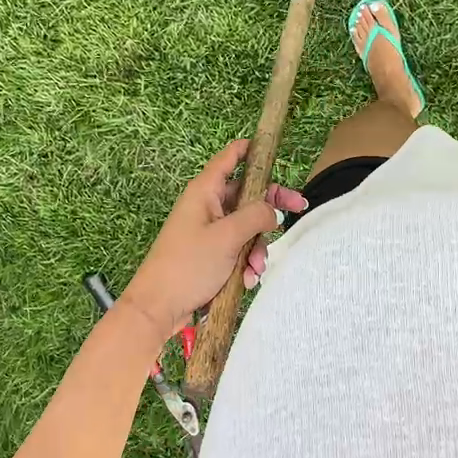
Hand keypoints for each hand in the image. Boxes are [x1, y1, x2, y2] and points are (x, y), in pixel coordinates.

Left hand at [118, 140, 308, 340]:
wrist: (158, 308)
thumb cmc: (188, 264)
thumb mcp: (227, 237)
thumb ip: (256, 216)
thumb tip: (273, 210)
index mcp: (205, 191)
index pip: (231, 157)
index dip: (252, 150)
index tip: (276, 151)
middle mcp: (207, 206)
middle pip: (246, 195)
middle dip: (270, 209)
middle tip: (299, 209)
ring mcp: (208, 230)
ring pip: (246, 227)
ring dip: (256, 247)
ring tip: (254, 268)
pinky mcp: (210, 253)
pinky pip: (237, 249)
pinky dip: (245, 263)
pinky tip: (245, 281)